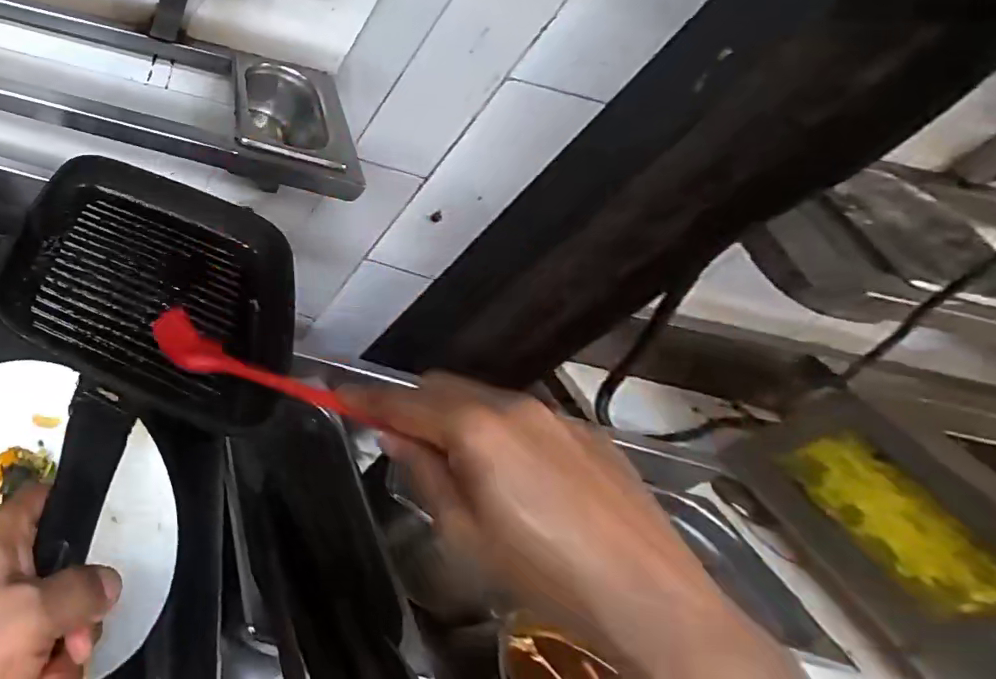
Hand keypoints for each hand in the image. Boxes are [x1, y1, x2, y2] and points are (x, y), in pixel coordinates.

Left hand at [0, 482, 122, 678]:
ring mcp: (10, 612)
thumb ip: (79, 590)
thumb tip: (110, 579)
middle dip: (78, 613)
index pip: (45, 495)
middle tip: (70, 639)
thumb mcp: (33, 610)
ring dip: (64, 654)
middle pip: (67, 572)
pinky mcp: (9, 652)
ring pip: (62, 620)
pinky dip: (48, 672)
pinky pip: (47, 653)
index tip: (94, 532)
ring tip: (41, 672)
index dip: (70, 503)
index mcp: (7, 535)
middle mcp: (10, 567)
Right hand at [343, 373, 800, 678]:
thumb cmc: (545, 575)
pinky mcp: (589, 434)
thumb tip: (394, 436)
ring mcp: (554, 416)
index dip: (362, 398)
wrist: (663, 610)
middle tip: (400, 441)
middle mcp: (510, 405)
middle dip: (411, 405)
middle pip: (438, 386)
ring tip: (462, 463)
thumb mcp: (464, 533)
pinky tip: (519, 475)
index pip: (400, 402)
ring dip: (455, 415)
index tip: (333, 393)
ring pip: (480, 396)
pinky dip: (499, 428)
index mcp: (472, 427)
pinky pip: (523, 415)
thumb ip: (422, 472)